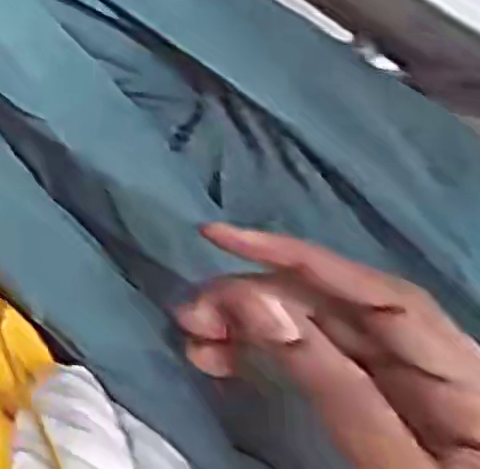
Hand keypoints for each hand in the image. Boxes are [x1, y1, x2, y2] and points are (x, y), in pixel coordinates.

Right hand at [176, 223, 479, 468]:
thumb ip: (337, 389)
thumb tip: (254, 300)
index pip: (385, 299)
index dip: (301, 257)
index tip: (214, 235)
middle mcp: (451, 378)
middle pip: (337, 310)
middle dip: (251, 299)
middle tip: (190, 318)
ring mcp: (417, 394)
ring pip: (314, 327)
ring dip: (243, 322)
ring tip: (195, 341)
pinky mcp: (384, 406)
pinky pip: (313, 356)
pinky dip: (258, 347)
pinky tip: (220, 357)